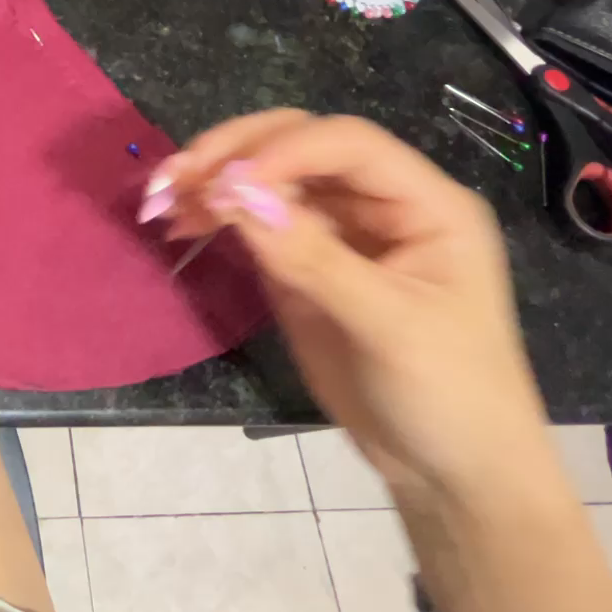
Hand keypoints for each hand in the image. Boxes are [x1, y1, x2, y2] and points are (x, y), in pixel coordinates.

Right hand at [143, 110, 554, 498]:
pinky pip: (247, 217)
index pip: (346, 144)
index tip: (225, 183)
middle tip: (178, 176)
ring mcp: (332, 227)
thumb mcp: (388, 325)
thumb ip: (311, 257)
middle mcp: (375, 201)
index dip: (283, 151)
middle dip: (233, 152)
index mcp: (424, 203)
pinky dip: (211, 213)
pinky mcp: (296, 257)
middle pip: (295, 143)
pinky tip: (180, 223)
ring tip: (164, 200)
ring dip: (211, 179)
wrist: (444, 468)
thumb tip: (231, 195)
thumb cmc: (447, 394)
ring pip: (263, 176)